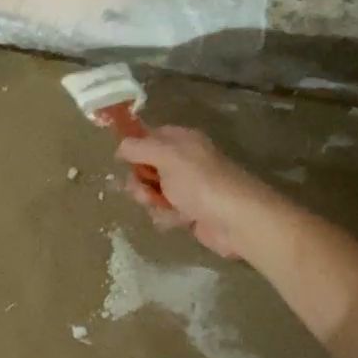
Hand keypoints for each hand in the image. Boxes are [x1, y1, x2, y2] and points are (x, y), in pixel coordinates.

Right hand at [117, 126, 274, 257]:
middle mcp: (184, 161)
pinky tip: (177, 221)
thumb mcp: (166, 156)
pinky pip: (164, 212)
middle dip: (139, 180)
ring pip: (152, 192)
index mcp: (182, 141)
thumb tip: (120, 146)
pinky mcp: (189, 212)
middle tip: (142, 189)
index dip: (134, 147)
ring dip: (151, 201)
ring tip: (163, 207)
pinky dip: (166, 217)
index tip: (121, 160)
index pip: (150, 136)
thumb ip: (139, 148)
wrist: (237, 220)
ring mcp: (187, 188)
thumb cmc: (201, 183)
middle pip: (147, 167)